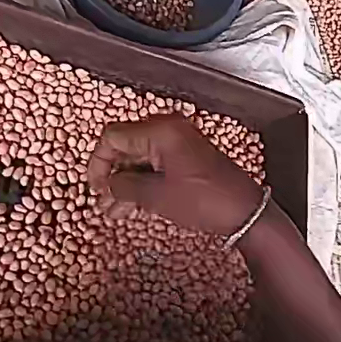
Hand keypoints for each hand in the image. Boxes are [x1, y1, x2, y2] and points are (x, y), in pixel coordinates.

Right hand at [86, 115, 262, 237]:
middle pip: (126, 146)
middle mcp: (169, 130)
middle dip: (113, 175)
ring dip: (127, 183)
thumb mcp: (156, 196)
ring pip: (141, 158)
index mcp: (160, 131)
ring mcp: (180, 143)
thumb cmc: (204, 200)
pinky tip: (135, 204)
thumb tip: (108, 185)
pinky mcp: (188, 158)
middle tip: (104, 202)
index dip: (98, 163)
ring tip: (116, 211)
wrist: (245, 211)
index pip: (113, 137)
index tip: (95, 188)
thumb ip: (124, 187)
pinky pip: (157, 165)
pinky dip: (144, 182)